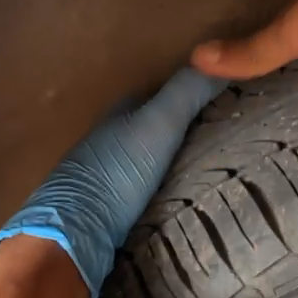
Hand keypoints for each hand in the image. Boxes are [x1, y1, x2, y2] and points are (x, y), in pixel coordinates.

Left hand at [0, 68, 224, 294]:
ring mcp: (102, 179)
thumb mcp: (158, 125)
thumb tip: (221, 60)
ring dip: (174, 162)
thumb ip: (187, 92)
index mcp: (118, 116)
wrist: (71, 236)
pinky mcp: (105, 212)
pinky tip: (183, 198)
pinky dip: (164, 189)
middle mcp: (107, 142)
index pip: (156, 94)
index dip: (186, 93)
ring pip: (147, 161)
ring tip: (213, 170)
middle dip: (182, 129)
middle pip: (151, 128)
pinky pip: (144, 192)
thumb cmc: (116, 173)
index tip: (222, 99)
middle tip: (225, 136)